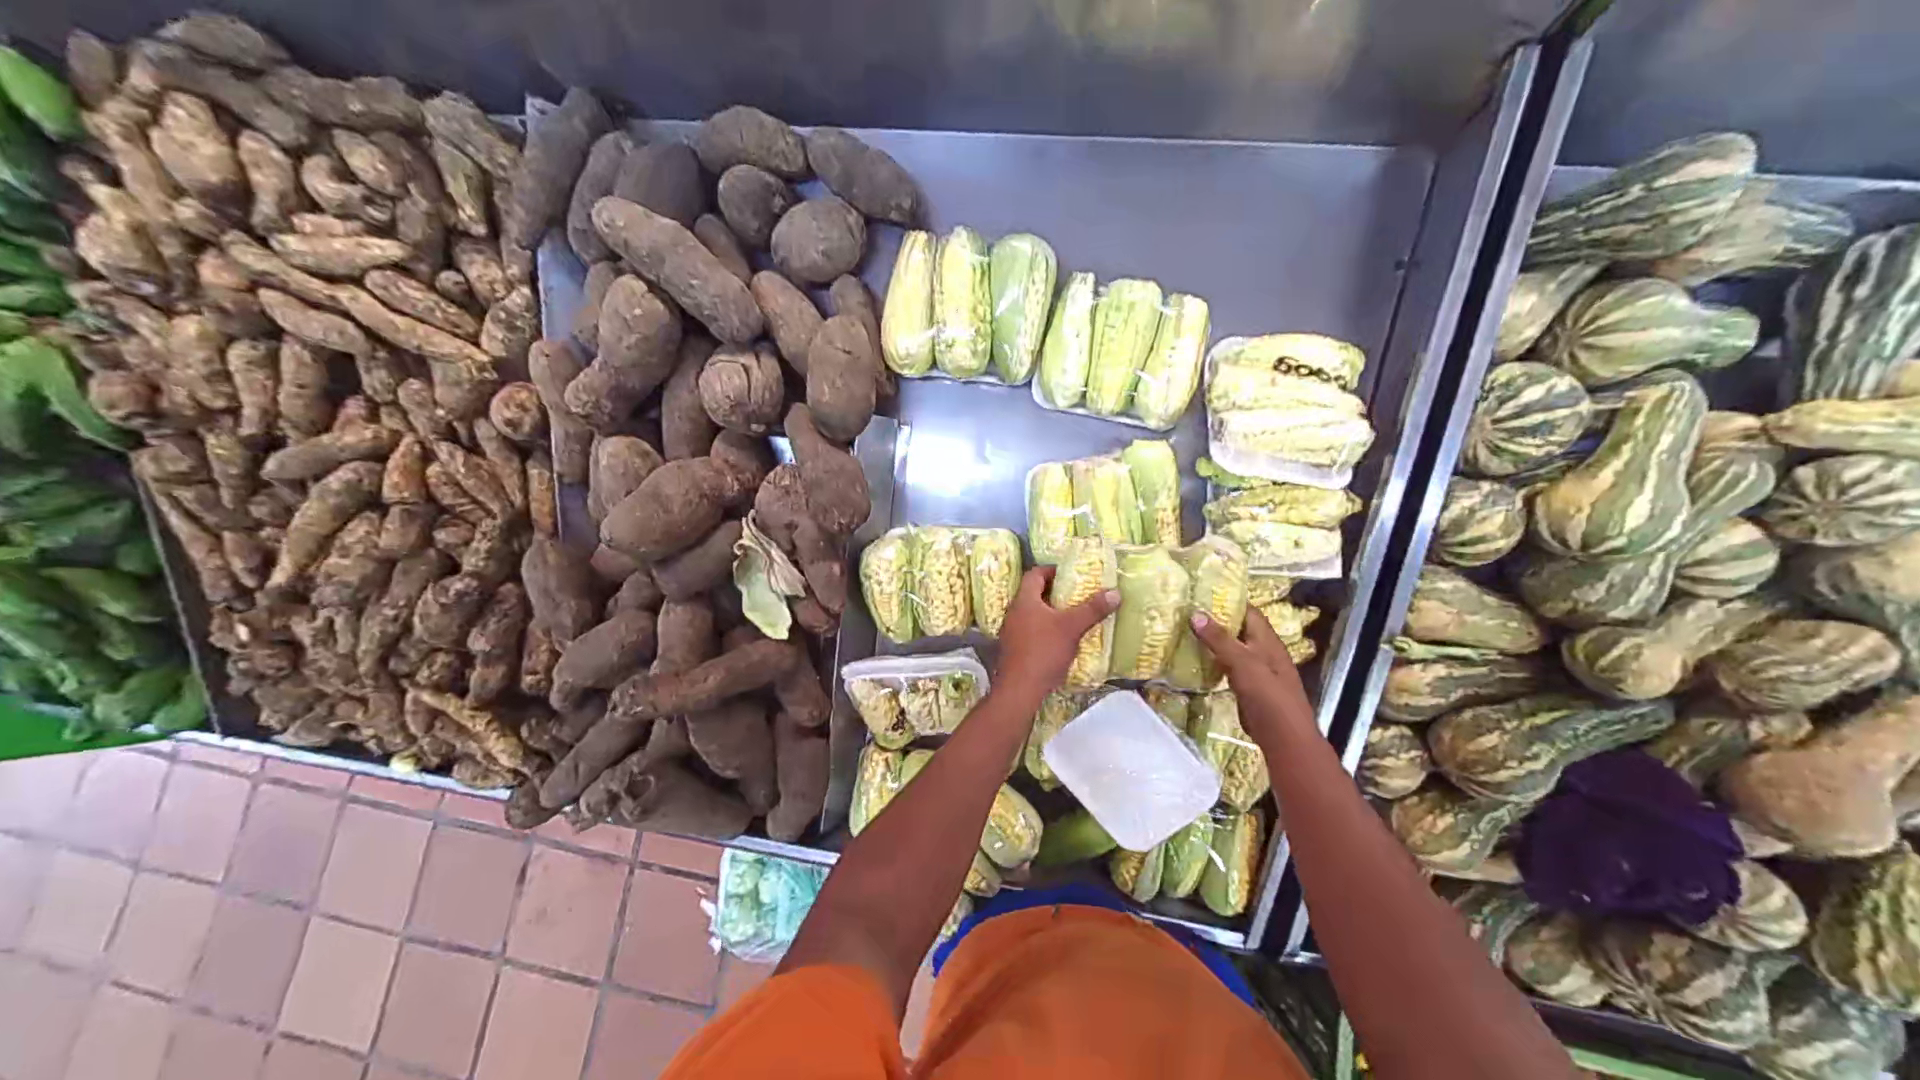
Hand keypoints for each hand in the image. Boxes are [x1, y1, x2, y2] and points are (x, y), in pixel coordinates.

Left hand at [989, 566, 1118, 708]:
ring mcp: (1010, 632)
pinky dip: (1044, 629)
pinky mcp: (1013, 649)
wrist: (1020, 689)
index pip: (1034, 574)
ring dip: (1049, 612)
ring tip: (1071, 617)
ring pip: (1031, 614)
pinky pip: (1029, 631)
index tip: (1069, 574)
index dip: (1051, 570)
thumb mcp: (1072, 627)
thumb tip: (1115, 592)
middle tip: (1075, 595)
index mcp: (1024, 600)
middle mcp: (1013, 612)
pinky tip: (1060, 640)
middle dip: (1053, 592)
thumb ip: (1092, 609)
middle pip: (1032, 593)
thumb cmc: (1044, 651)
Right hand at [1187, 606, 1313, 737]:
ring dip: (1213, 641)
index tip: (1201, 594)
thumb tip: (1195, 613)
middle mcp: (1263, 651)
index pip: (1248, 611)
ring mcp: (1256, 670)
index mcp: (1267, 640)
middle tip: (1186, 612)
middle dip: (1216, 620)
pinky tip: (1195, 661)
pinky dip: (1214, 661)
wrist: (1283, 736)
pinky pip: (1228, 667)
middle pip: (1238, 629)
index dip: (1228, 600)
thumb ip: (1219, 639)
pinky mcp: (1248, 687)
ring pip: (1232, 648)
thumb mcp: (1242, 662)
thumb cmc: (1267, 695)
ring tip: (1185, 632)